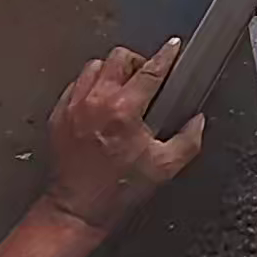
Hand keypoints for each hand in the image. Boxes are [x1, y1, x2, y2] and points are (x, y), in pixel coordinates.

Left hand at [41, 38, 204, 234]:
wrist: (76, 210)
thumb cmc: (117, 191)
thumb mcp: (164, 168)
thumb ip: (188, 141)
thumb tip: (198, 120)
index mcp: (124, 111)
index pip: (150, 70)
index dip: (165, 55)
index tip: (173, 46)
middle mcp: (96, 101)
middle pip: (119, 57)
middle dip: (137, 62)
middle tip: (145, 77)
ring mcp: (73, 106)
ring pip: (94, 66)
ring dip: (111, 72)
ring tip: (121, 89)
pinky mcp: (58, 114)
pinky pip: (76, 84)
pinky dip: (90, 86)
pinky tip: (100, 103)